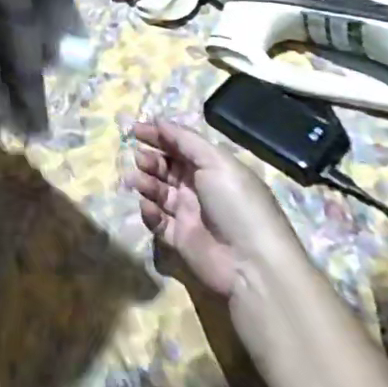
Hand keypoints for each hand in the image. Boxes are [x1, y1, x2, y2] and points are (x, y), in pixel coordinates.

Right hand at [126, 121, 304, 297]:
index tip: (135, 129)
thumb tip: (159, 121)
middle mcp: (202, 189)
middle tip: (139, 157)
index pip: (182, 147)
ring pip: (158, 191)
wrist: (251, 265)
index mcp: (215, 170)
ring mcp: (190, 214)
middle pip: (168, 167)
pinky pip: (157, 219)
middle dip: (150, 158)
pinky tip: (149, 207)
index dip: (159, 136)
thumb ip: (186, 140)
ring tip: (137, 180)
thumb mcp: (217, 163)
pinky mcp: (180, 238)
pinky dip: (149, 211)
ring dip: (145, 181)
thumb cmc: (237, 206)